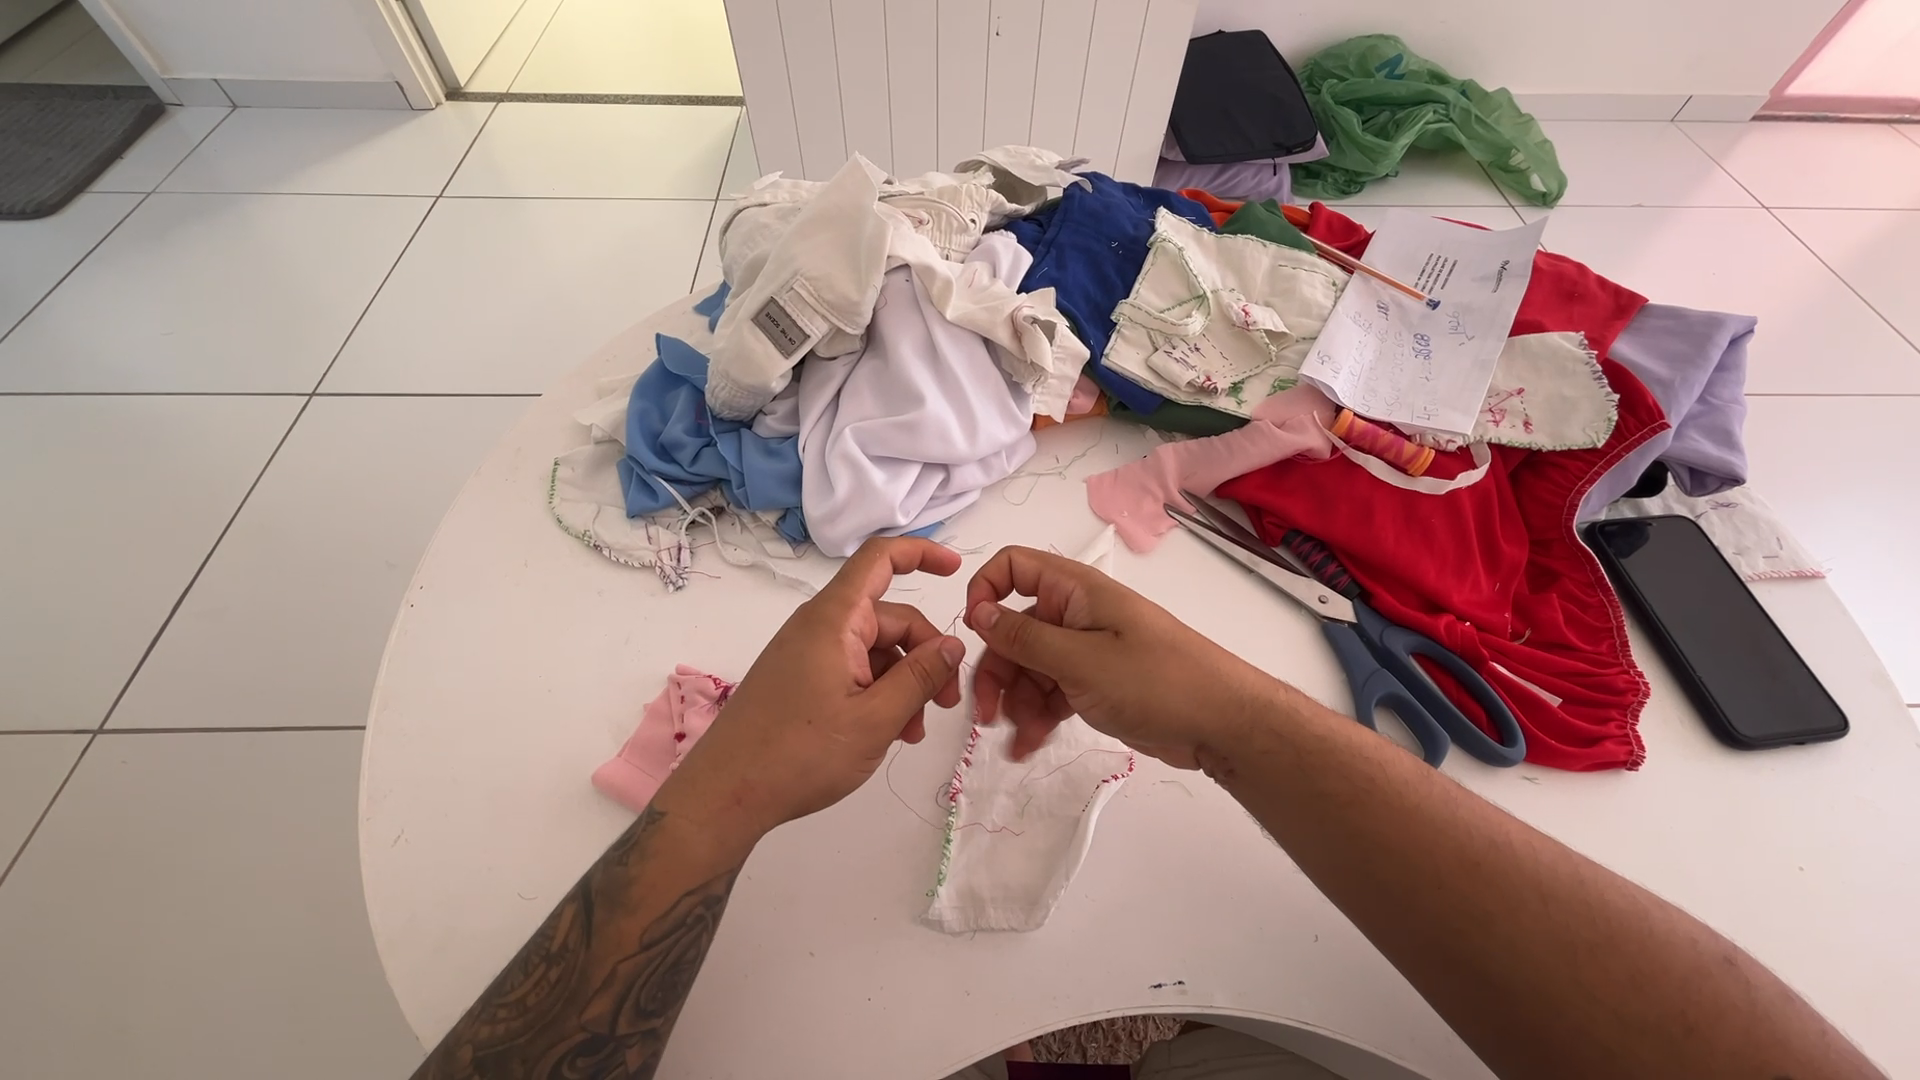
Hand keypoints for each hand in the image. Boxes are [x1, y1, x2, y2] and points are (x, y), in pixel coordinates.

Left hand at [664, 537, 967, 838]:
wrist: (725, 794)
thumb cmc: (801, 754)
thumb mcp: (875, 719)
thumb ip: (920, 677)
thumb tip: (954, 644)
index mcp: (835, 619)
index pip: (879, 559)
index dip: (920, 553)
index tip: (956, 570)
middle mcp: (820, 626)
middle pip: (889, 618)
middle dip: (925, 654)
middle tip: (947, 703)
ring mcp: (808, 652)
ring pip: (874, 650)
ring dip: (903, 682)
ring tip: (914, 731)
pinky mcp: (800, 679)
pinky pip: (852, 670)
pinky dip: (878, 693)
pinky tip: (891, 732)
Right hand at [965, 545, 1277, 768]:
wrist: (1220, 724)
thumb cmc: (1153, 680)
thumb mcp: (1080, 660)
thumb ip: (1024, 637)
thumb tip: (977, 612)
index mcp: (1075, 590)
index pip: (1014, 567)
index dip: (986, 592)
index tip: (973, 633)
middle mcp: (1075, 613)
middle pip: (1013, 629)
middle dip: (997, 669)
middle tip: (984, 714)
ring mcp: (1084, 650)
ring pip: (1028, 666)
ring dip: (1015, 700)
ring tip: (1017, 739)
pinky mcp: (1093, 683)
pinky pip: (1050, 692)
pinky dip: (1036, 715)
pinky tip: (1027, 746)